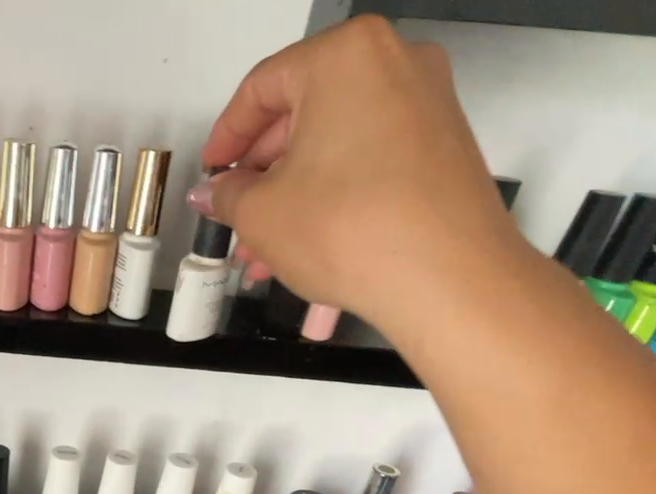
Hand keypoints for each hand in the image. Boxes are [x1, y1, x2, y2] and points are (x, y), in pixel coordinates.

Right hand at [196, 17, 526, 330]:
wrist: (444, 276)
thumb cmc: (346, 228)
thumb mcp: (260, 213)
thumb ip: (228, 194)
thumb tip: (214, 191)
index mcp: (344, 56)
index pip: (262, 87)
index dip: (225, 136)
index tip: (210, 173)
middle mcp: (394, 63)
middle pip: (302, 114)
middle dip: (261, 174)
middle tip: (234, 216)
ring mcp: (426, 103)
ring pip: (334, 144)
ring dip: (292, 193)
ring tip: (263, 250)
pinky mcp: (442, 146)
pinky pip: (368, 160)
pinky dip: (332, 193)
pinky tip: (306, 241)